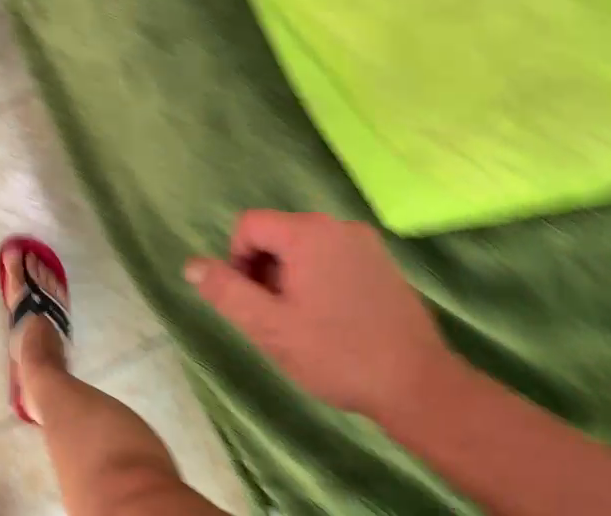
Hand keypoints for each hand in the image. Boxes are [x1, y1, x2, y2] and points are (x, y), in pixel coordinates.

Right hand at [184, 210, 457, 425]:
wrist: (419, 386)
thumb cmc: (337, 354)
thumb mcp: (270, 328)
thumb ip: (226, 291)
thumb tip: (191, 264)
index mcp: (307, 233)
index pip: (249, 225)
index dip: (239, 262)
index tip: (254, 304)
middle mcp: (336, 225)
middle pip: (277, 235)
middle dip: (267, 271)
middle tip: (279, 319)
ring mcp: (365, 242)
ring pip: (305, 248)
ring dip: (293, 277)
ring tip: (307, 323)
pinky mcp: (384, 262)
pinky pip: (334, 257)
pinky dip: (322, 279)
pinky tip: (335, 321)